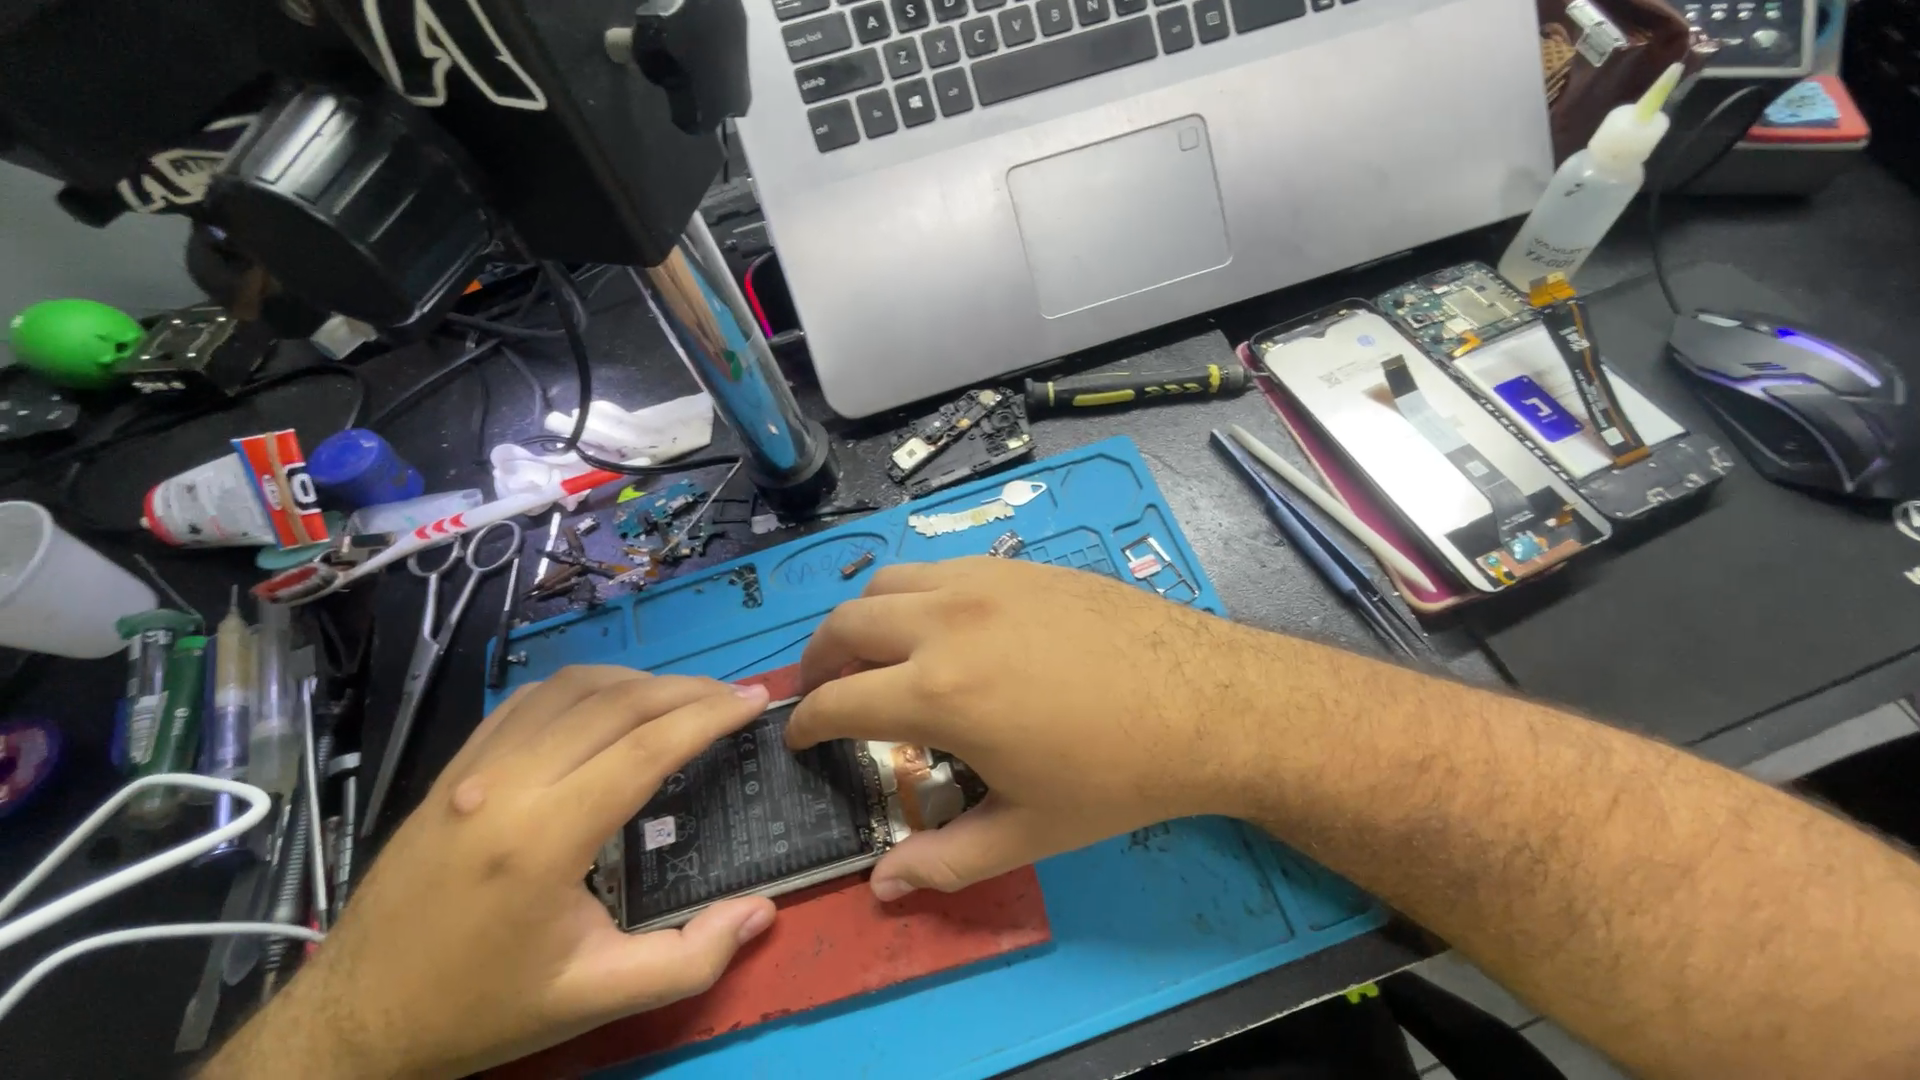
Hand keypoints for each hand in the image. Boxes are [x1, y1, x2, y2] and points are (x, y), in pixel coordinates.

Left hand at [208, 668, 776, 1079]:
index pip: (646, 749)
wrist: (354, 1019)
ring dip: (638, 681)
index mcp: (544, 838)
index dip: (709, 717)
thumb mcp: (593, 998)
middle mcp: (507, 784)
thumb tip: (762, 913)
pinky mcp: (453, 766)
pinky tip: (608, 704)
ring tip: (683, 696)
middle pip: (616, 705)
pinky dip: (583, 688)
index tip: (754, 701)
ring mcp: (473, 767)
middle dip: (687, 689)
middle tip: (735, 694)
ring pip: (572, 689)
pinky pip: (529, 701)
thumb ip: (688, 960)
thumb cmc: (480, 1008)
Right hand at [788, 558, 1276, 900]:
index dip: (805, 721)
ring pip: (887, 582)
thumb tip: (881, 887)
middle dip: (817, 659)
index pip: (837, 699)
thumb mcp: (1028, 832)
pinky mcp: (1017, 566)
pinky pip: (938, 567)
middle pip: (845, 623)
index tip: (800, 736)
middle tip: (824, 690)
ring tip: (872, 651)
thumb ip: (944, 861)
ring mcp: (983, 583)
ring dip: (862, 617)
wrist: (1205, 702)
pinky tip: (938, 625)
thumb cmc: (1115, 775)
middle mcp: (946, 622)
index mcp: (939, 691)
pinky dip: (912, 593)